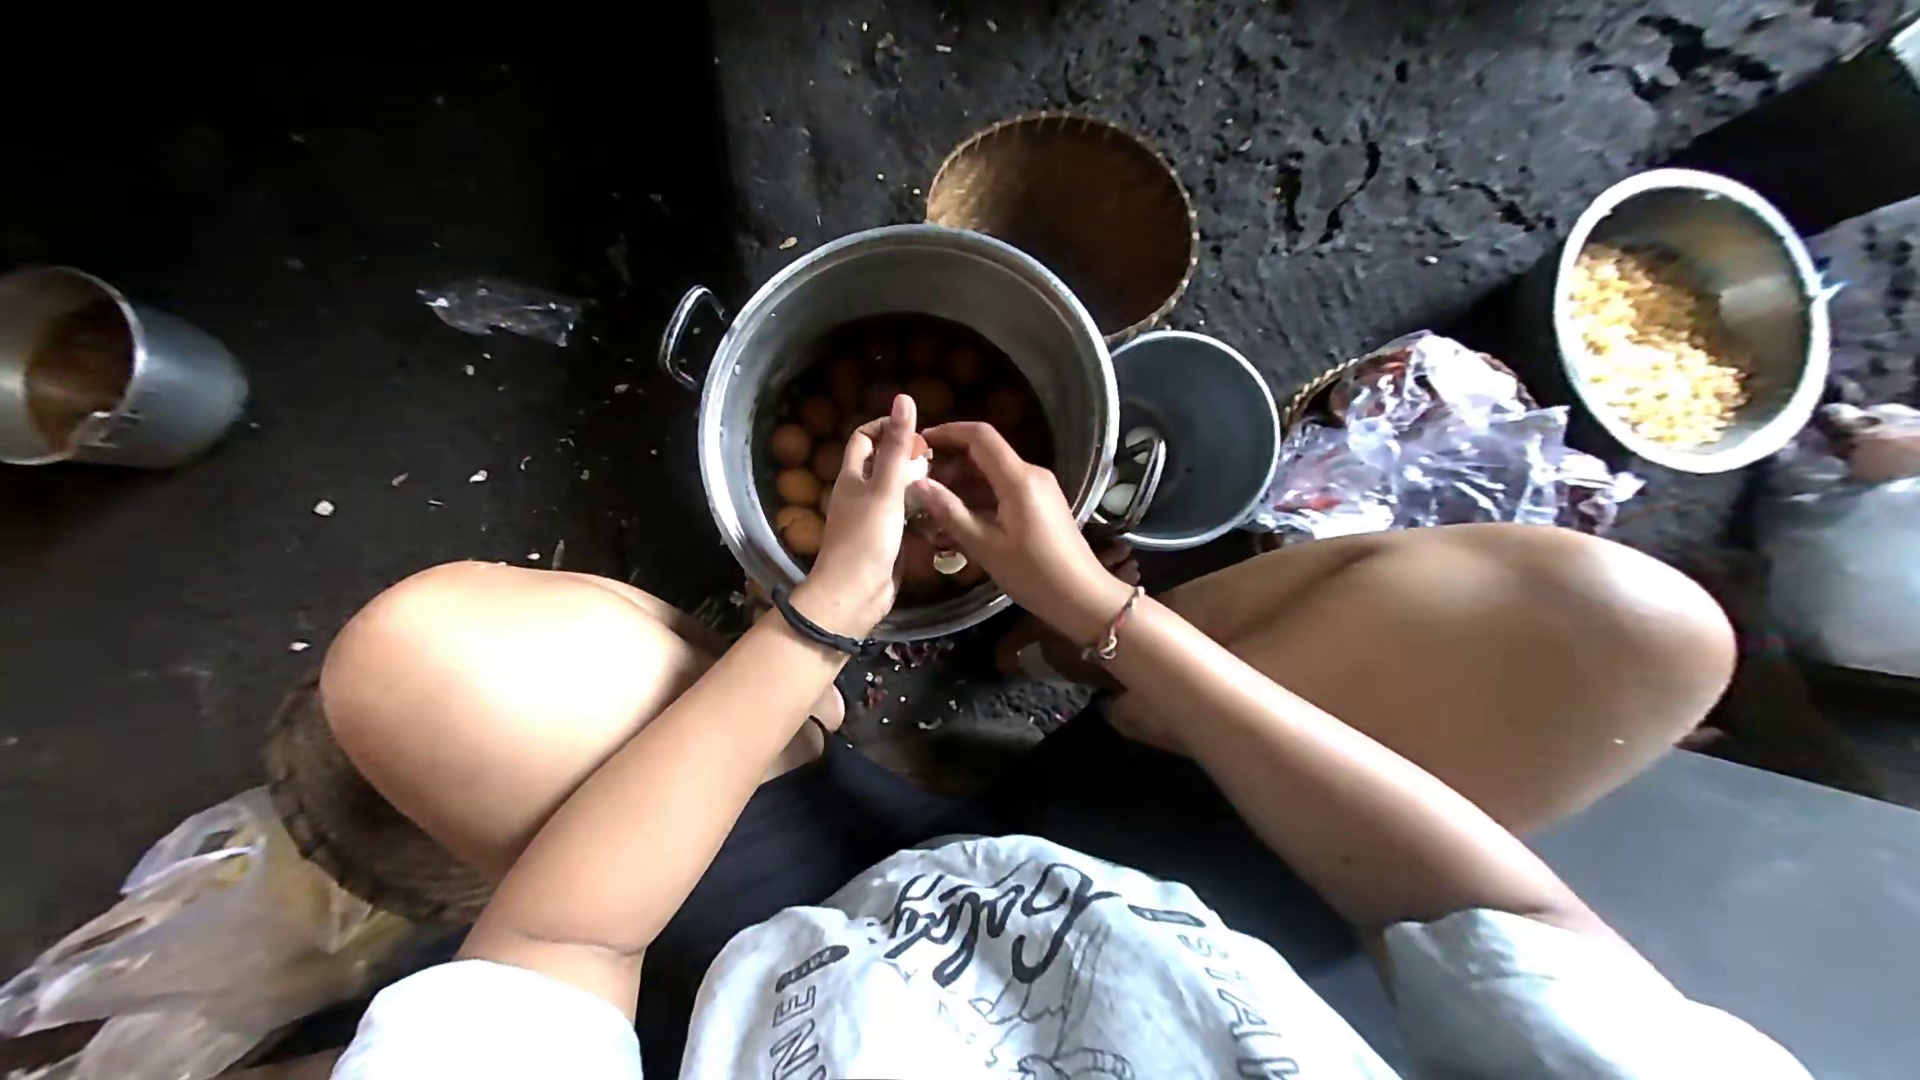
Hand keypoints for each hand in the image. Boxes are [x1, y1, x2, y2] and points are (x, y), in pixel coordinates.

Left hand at [797, 394, 919, 637]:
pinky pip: (905, 518)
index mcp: (852, 477)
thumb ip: (897, 447)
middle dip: (909, 457)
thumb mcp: (885, 488)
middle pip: (883, 463)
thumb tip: (903, 398)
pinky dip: (921, 512)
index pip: (864, 438)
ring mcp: (872, 519)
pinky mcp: (885, 541)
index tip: (917, 433)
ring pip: (897, 492)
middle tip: (938, 461)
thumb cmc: (866, 538)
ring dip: (918, 485)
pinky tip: (942, 513)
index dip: (887, 427)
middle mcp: (859, 494)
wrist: (854, 595)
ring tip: (947, 483)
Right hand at [913, 422, 1134, 646]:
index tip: (922, 441)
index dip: (949, 432)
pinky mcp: (1042, 504)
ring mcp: (1039, 489)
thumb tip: (917, 484)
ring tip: (932, 504)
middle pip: (986, 453)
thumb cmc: (1033, 573)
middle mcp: (1031, 474)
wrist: (1082, 597)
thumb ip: (950, 512)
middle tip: (919, 482)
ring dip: (964, 484)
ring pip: (994, 473)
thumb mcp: (985, 546)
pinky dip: (981, 498)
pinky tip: (959, 518)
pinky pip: (1005, 489)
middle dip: (952, 463)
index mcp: (1019, 479)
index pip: (981, 436)